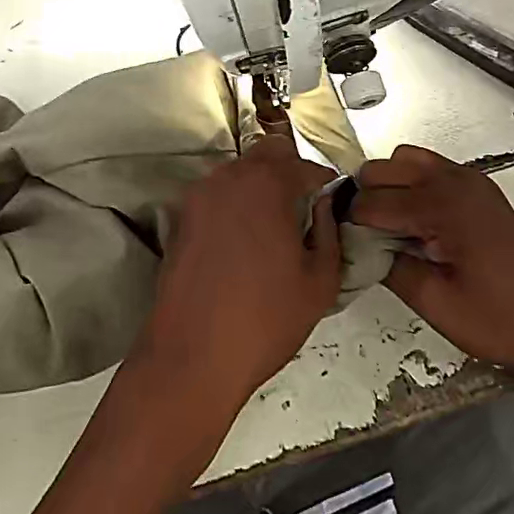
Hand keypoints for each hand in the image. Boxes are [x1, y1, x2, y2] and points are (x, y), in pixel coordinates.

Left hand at [135, 129, 339, 407]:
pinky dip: (236, 204)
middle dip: (291, 172)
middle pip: (268, 154)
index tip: (333, 201)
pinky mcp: (180, 220)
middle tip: (305, 207)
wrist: (190, 359)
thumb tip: (324, 208)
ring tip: (275, 226)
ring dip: (261, 186)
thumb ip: (329, 232)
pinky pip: (217, 195)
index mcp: (267, 186)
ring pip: (239, 171)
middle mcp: (229, 179)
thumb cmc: (264, 321)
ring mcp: (199, 197)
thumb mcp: (320, 281)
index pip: (306, 166)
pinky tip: (246, 241)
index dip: (325, 183)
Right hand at [351, 146, 513, 379]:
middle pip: (384, 168)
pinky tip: (414, 224)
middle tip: (362, 241)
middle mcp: (455, 181)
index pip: (373, 201)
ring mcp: (470, 181)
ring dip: (387, 187)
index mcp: (444, 207)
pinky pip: (429, 169)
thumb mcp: (436, 304)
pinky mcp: (478, 189)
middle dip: (365, 200)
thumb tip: (358, 247)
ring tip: (388, 230)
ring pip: (405, 160)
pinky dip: (411, 186)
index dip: (351, 225)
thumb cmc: (501, 320)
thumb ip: (390, 267)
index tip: (343, 248)